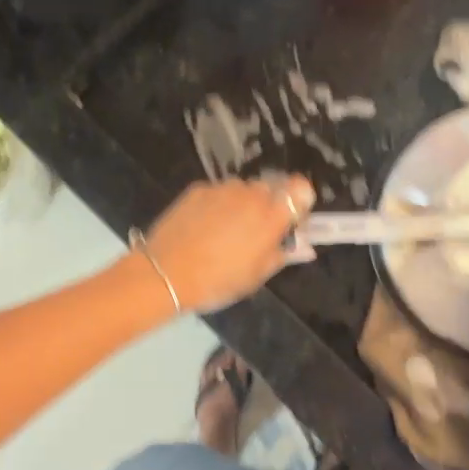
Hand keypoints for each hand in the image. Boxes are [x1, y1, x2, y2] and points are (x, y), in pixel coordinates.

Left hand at [141, 175, 314, 311]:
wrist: (166, 274)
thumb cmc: (218, 281)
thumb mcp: (256, 276)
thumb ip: (282, 255)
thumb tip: (302, 246)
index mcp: (272, 216)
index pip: (300, 188)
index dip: (298, 200)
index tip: (289, 218)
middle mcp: (251, 194)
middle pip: (271, 189)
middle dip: (268, 206)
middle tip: (254, 232)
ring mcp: (222, 189)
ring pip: (242, 190)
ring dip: (241, 205)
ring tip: (223, 232)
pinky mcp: (198, 188)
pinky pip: (218, 193)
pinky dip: (217, 205)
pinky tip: (203, 228)